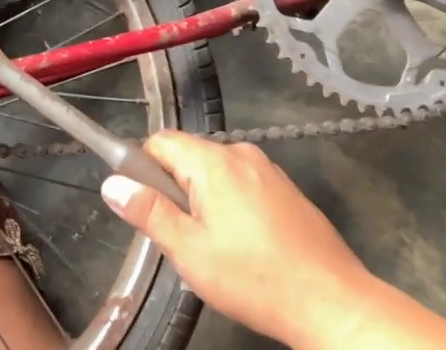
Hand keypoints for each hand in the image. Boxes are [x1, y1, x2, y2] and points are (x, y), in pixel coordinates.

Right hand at [99, 132, 369, 346]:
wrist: (333, 304)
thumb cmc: (254, 278)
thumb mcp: (189, 251)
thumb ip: (148, 212)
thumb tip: (112, 184)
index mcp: (214, 161)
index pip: (159, 141)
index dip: (142, 169)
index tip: (145, 206)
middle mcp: (241, 153)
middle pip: (188, 157)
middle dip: (176, 191)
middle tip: (181, 238)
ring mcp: (269, 171)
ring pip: (216, 174)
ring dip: (205, 201)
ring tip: (214, 249)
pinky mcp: (288, 191)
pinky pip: (243, 186)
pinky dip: (233, 207)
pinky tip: (245, 248)